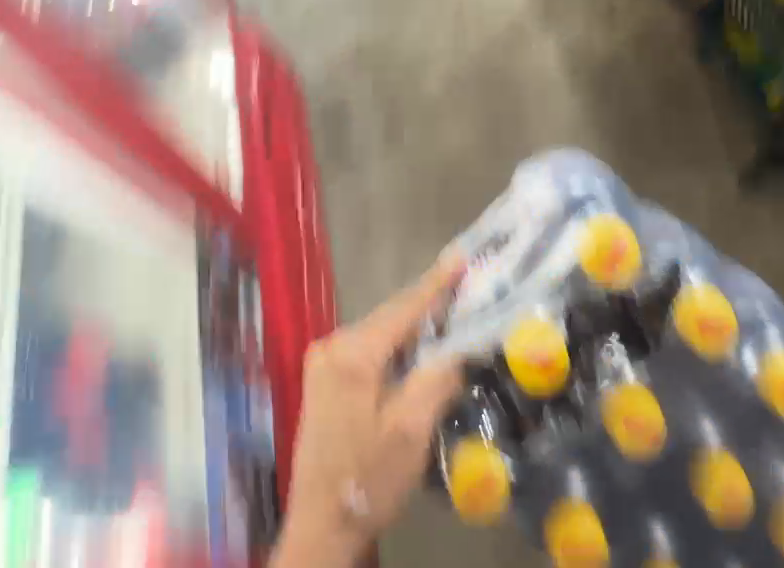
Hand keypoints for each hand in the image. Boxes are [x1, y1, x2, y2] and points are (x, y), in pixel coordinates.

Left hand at [272, 255, 467, 567]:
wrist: (319, 526)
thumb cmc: (369, 477)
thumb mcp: (412, 429)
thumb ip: (437, 378)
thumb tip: (459, 346)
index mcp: (354, 354)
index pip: (405, 308)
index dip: (437, 283)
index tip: (461, 257)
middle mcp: (332, 347)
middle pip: (391, 316)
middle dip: (427, 303)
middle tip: (463, 285)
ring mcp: (322, 363)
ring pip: (380, 332)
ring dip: (413, 326)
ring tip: (449, 312)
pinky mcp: (323, 381)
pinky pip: (368, 348)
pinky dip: (395, 344)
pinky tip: (417, 346)